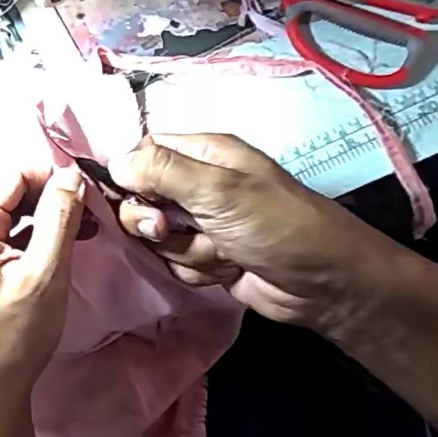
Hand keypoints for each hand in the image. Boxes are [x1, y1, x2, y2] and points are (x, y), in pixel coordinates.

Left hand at [0, 166, 88, 422]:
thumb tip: (71, 172)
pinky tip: (69, 241)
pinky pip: (13, 233)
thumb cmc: (17, 335)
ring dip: (51, 213)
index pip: (11, 175)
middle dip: (53, 194)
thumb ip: (59, 218)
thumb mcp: (45, 274)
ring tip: (87, 226)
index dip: (50, 175)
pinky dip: (41, 233)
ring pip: (15, 212)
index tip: (87, 191)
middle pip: (12, 190)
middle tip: (92, 210)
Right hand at [112, 134, 407, 335]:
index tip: (130, 196)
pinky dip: (198, 271)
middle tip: (170, 229)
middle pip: (141, 199)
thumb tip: (113, 162)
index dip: (128, 176)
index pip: (142, 152)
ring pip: (157, 238)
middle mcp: (197, 185)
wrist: (324, 284)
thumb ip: (162, 171)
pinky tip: (227, 269)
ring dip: (184, 251)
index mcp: (202, 154)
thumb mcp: (219, 189)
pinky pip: (176, 264)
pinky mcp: (207, 258)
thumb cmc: (276, 224)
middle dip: (154, 223)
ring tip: (221, 250)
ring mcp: (202, 223)